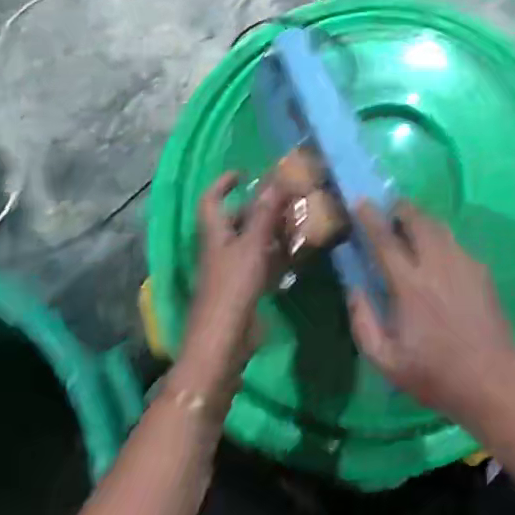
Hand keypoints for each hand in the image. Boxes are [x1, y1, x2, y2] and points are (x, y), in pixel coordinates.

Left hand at [179, 172, 286, 383]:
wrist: (224, 342)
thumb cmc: (233, 287)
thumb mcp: (252, 245)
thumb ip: (265, 213)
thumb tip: (275, 179)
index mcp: (215, 233)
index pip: (212, 200)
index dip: (223, 183)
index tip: (245, 172)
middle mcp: (222, 248)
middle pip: (239, 219)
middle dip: (263, 206)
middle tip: (291, 197)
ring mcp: (234, 269)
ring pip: (255, 241)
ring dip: (276, 230)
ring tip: (302, 220)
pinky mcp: (247, 289)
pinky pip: (265, 263)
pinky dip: (280, 255)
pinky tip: (300, 251)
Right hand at [346, 202, 514, 421]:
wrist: (491, 378)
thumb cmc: (434, 373)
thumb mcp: (386, 361)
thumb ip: (363, 321)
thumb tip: (354, 289)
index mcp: (410, 285)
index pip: (385, 240)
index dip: (370, 218)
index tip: (360, 202)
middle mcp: (437, 264)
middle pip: (418, 221)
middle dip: (402, 209)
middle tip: (390, 210)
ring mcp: (463, 263)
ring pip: (440, 227)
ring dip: (422, 220)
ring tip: (411, 225)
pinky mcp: (481, 269)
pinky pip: (455, 242)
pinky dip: (440, 237)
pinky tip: (436, 252)